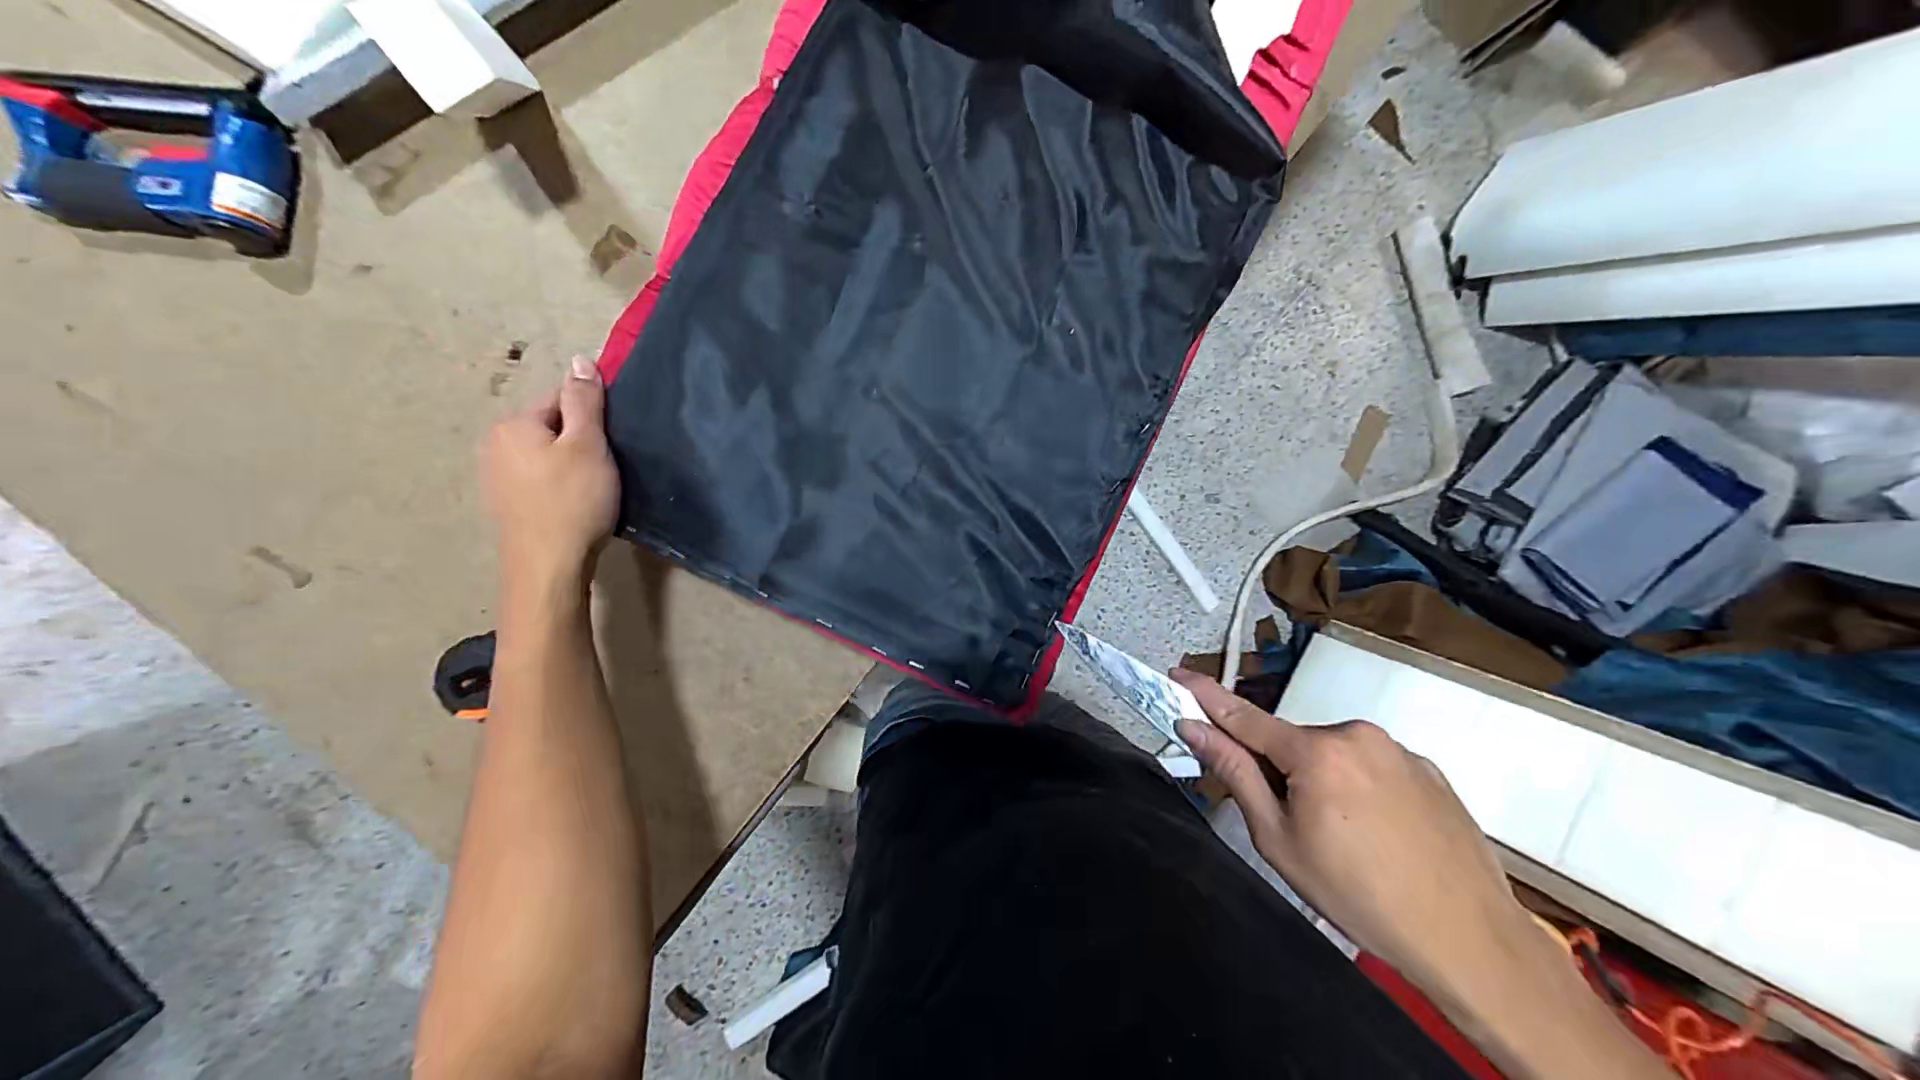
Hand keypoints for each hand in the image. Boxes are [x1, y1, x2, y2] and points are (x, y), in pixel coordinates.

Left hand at [484, 358, 619, 595]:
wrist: (549, 566)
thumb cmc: (573, 501)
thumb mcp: (588, 445)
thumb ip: (584, 401)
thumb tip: (579, 359)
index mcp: (514, 425)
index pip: (561, 401)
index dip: (592, 420)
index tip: (612, 444)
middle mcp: (495, 445)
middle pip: (551, 429)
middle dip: (579, 443)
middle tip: (607, 469)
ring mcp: (496, 478)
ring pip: (545, 457)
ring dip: (569, 466)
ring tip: (594, 489)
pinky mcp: (506, 505)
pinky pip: (539, 481)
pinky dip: (558, 487)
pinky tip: (574, 506)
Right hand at [1169, 668, 1533, 998]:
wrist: (1468, 937)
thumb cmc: (1359, 895)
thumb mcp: (1278, 839)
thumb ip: (1236, 774)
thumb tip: (1196, 729)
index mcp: (1316, 752)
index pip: (1243, 715)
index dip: (1204, 695)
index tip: (1178, 675)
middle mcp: (1357, 735)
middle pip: (1292, 740)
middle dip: (1279, 767)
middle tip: (1290, 821)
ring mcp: (1398, 750)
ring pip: (1333, 753)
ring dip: (1321, 778)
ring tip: (1344, 836)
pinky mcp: (1427, 768)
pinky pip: (1371, 765)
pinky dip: (1359, 787)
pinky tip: (1376, 833)